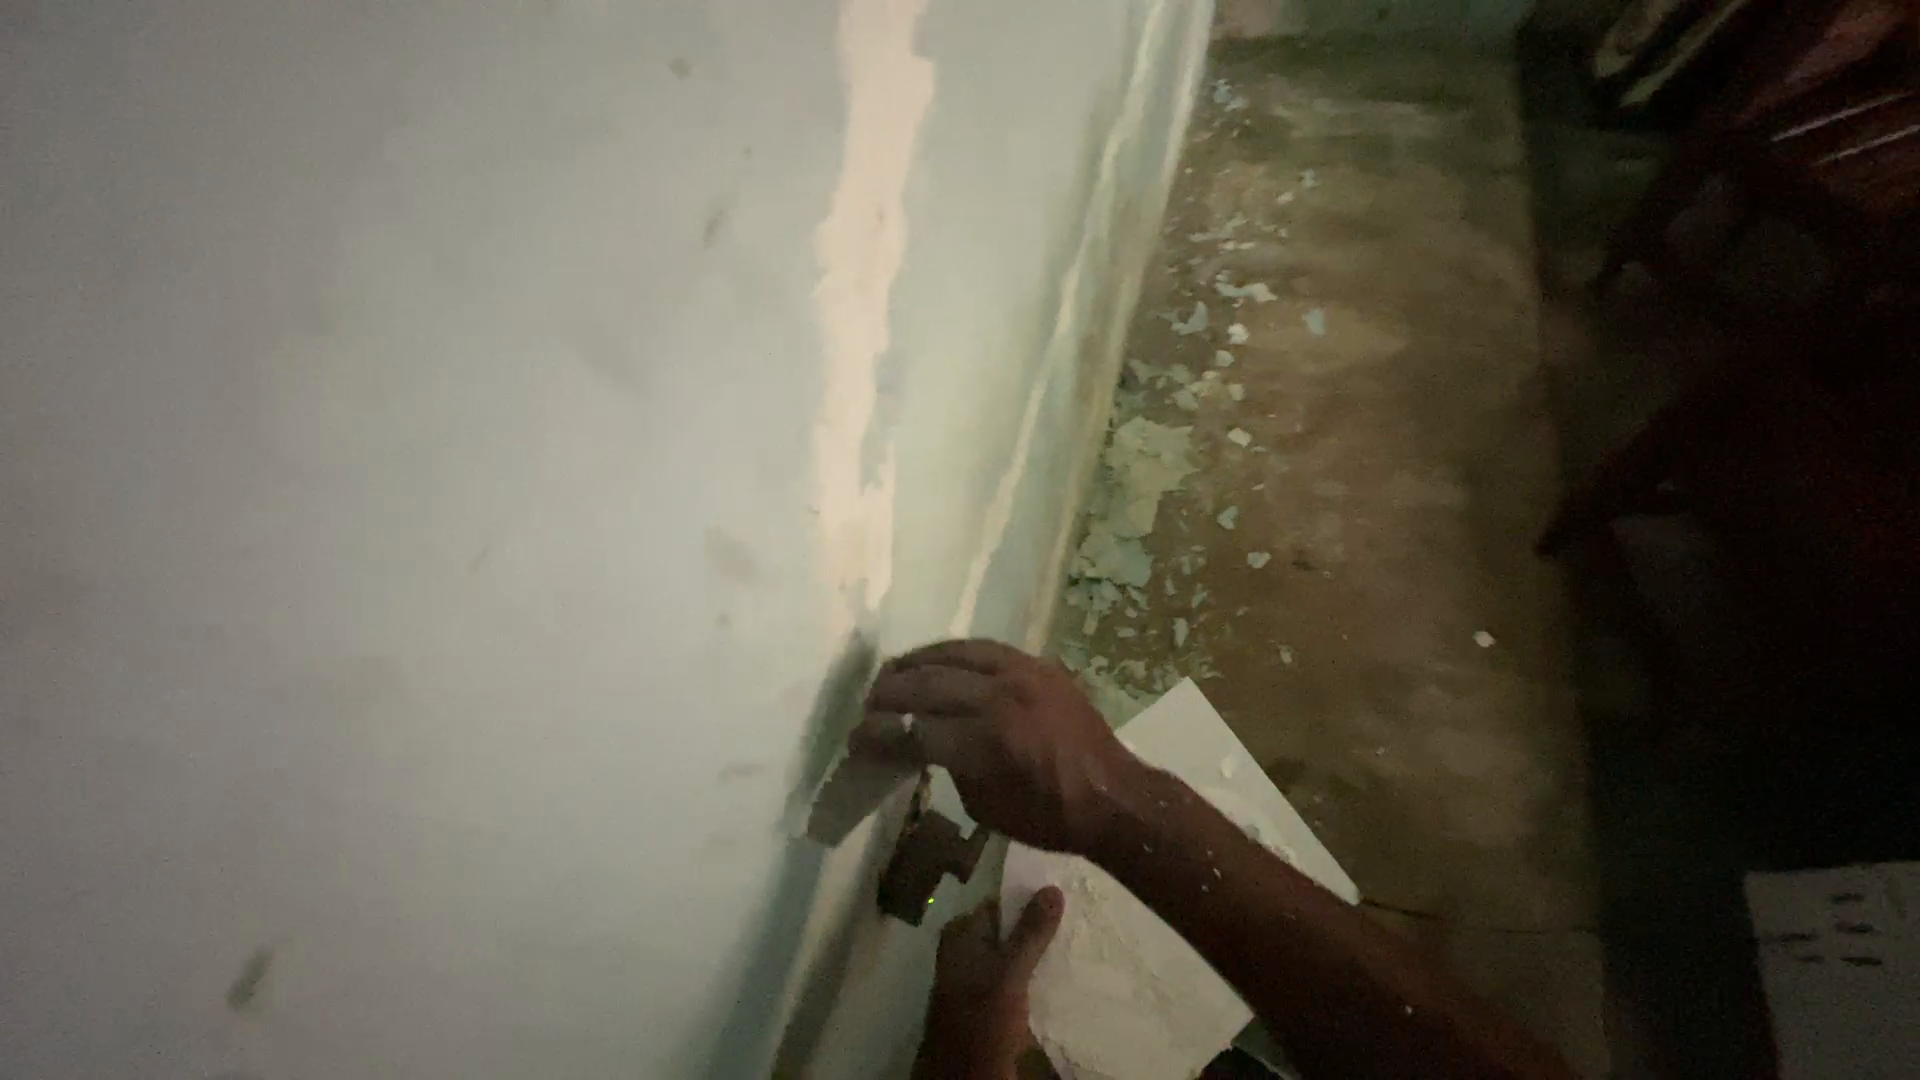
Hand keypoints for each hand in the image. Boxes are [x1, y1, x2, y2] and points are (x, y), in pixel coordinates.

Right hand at [853, 639, 1139, 853]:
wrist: (1112, 795)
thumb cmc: (1047, 815)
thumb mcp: (984, 805)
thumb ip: (947, 765)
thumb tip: (919, 741)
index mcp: (987, 741)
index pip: (916, 731)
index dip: (879, 736)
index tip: (855, 740)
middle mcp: (1001, 697)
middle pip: (928, 685)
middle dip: (890, 694)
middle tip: (868, 705)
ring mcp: (1022, 673)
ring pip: (954, 654)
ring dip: (917, 663)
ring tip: (893, 672)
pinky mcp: (1037, 664)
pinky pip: (984, 648)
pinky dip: (952, 653)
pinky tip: (935, 660)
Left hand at [914, 888, 1064, 1079]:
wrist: (964, 1079)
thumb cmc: (981, 1016)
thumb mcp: (1009, 971)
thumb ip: (1030, 931)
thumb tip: (1052, 888)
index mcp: (962, 934)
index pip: (1000, 905)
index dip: (1030, 901)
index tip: (1065, 898)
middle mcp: (966, 952)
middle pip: (1009, 932)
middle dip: (1040, 930)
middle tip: (1078, 924)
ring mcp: (978, 982)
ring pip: (1016, 959)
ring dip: (1041, 958)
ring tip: (1078, 949)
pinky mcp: (990, 1008)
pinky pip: (1017, 985)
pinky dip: (1037, 983)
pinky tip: (1064, 982)